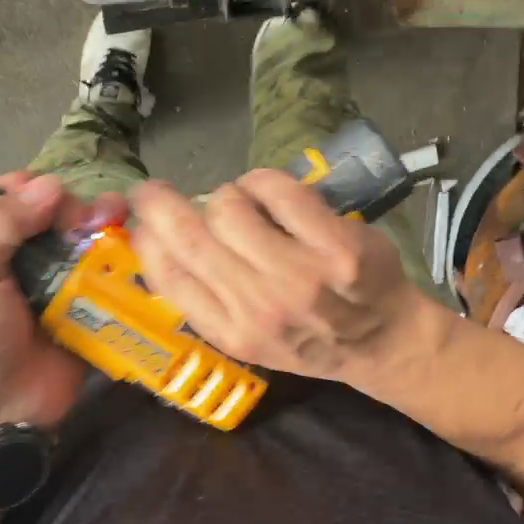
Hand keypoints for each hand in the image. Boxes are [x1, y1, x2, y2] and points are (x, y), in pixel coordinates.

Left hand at [0, 172, 123, 432]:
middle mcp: (24, 260)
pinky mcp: (90, 314)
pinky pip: (112, 283)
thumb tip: (51, 185)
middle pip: (59, 217)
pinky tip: (142, 257)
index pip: (14, 196)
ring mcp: (60, 287)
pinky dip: (128, 267)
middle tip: (99, 218)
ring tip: (126, 228)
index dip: (38, 191)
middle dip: (81, 209)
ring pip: (89, 245)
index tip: (54, 203)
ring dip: (110, 231)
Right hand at [129, 169, 429, 381]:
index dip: (144, 238)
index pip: (168, 276)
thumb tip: (156, 239)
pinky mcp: (336, 248)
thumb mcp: (248, 339)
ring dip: (226, 195)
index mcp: (230, 333)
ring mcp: (299, 277)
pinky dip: (265, 181)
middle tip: (154, 190)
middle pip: (190, 236)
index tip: (139, 219)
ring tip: (239, 203)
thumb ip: (205, 298)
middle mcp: (259, 308)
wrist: (383, 342)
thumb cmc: (308, 337)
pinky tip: (269, 190)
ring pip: (228, 207)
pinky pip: (280, 191)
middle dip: (160, 202)